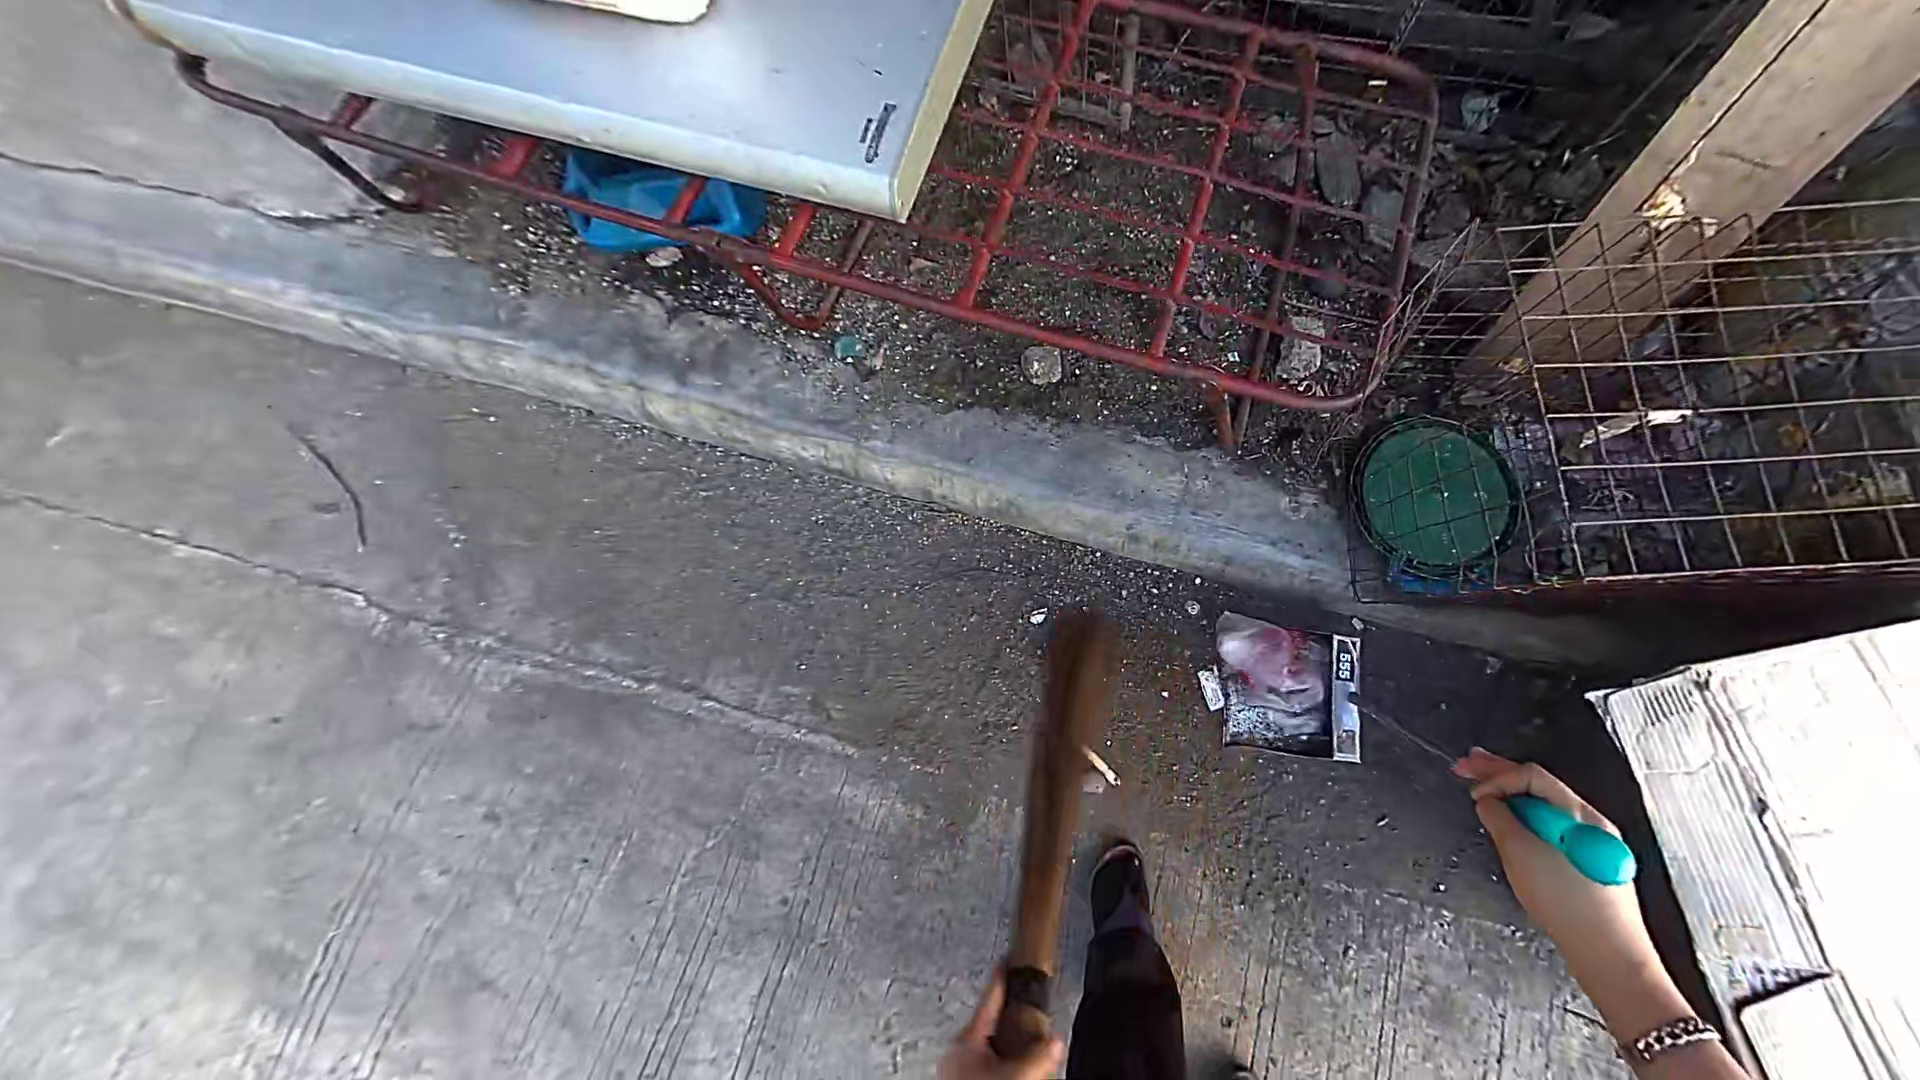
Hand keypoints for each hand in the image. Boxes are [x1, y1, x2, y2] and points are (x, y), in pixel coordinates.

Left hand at [936, 969, 1065, 1079]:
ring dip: (1011, 1045)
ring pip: (991, 1049)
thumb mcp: (1015, 1077)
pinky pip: (990, 1066)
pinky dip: (1006, 1063)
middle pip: (991, 1024)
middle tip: (1031, 1006)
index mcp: (965, 1041)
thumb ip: (1038, 1057)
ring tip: (1032, 1040)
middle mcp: (959, 1054)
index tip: (1009, 958)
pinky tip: (1021, 1069)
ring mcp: (961, 1072)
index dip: (1002, 976)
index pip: (989, 999)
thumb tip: (1057, 1040)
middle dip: (1013, 1016)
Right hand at [1452, 749, 1682, 1038]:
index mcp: (1580, 816)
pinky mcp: (1585, 859)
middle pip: (1538, 784)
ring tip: (1480, 783)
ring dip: (1507, 791)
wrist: (1607, 953)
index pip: (1530, 775)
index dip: (1496, 777)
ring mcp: (1591, 842)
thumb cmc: (1569, 904)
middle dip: (1498, 773)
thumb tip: (1486, 801)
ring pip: (1542, 803)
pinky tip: (1504, 814)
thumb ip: (1497, 816)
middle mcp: (1590, 824)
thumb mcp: (1518, 851)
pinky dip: (1522, 813)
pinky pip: (1548, 823)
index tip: (1474, 790)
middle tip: (1467, 764)